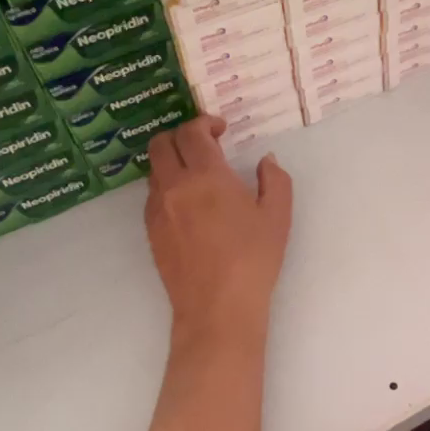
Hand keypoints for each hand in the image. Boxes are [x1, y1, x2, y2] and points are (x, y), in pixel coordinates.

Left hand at [144, 115, 293, 340]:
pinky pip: (153, 196)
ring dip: (172, 162)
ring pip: (154, 170)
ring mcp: (158, 209)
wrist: (217, 307)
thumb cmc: (253, 259)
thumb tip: (265, 162)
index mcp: (206, 176)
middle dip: (180, 136)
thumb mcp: (277, 216)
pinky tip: (188, 205)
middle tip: (203, 146)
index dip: (204, 123)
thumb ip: (275, 180)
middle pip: (161, 144)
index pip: (192, 133)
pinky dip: (167, 187)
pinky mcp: (151, 231)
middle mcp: (175, 186)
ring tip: (196, 175)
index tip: (220, 130)